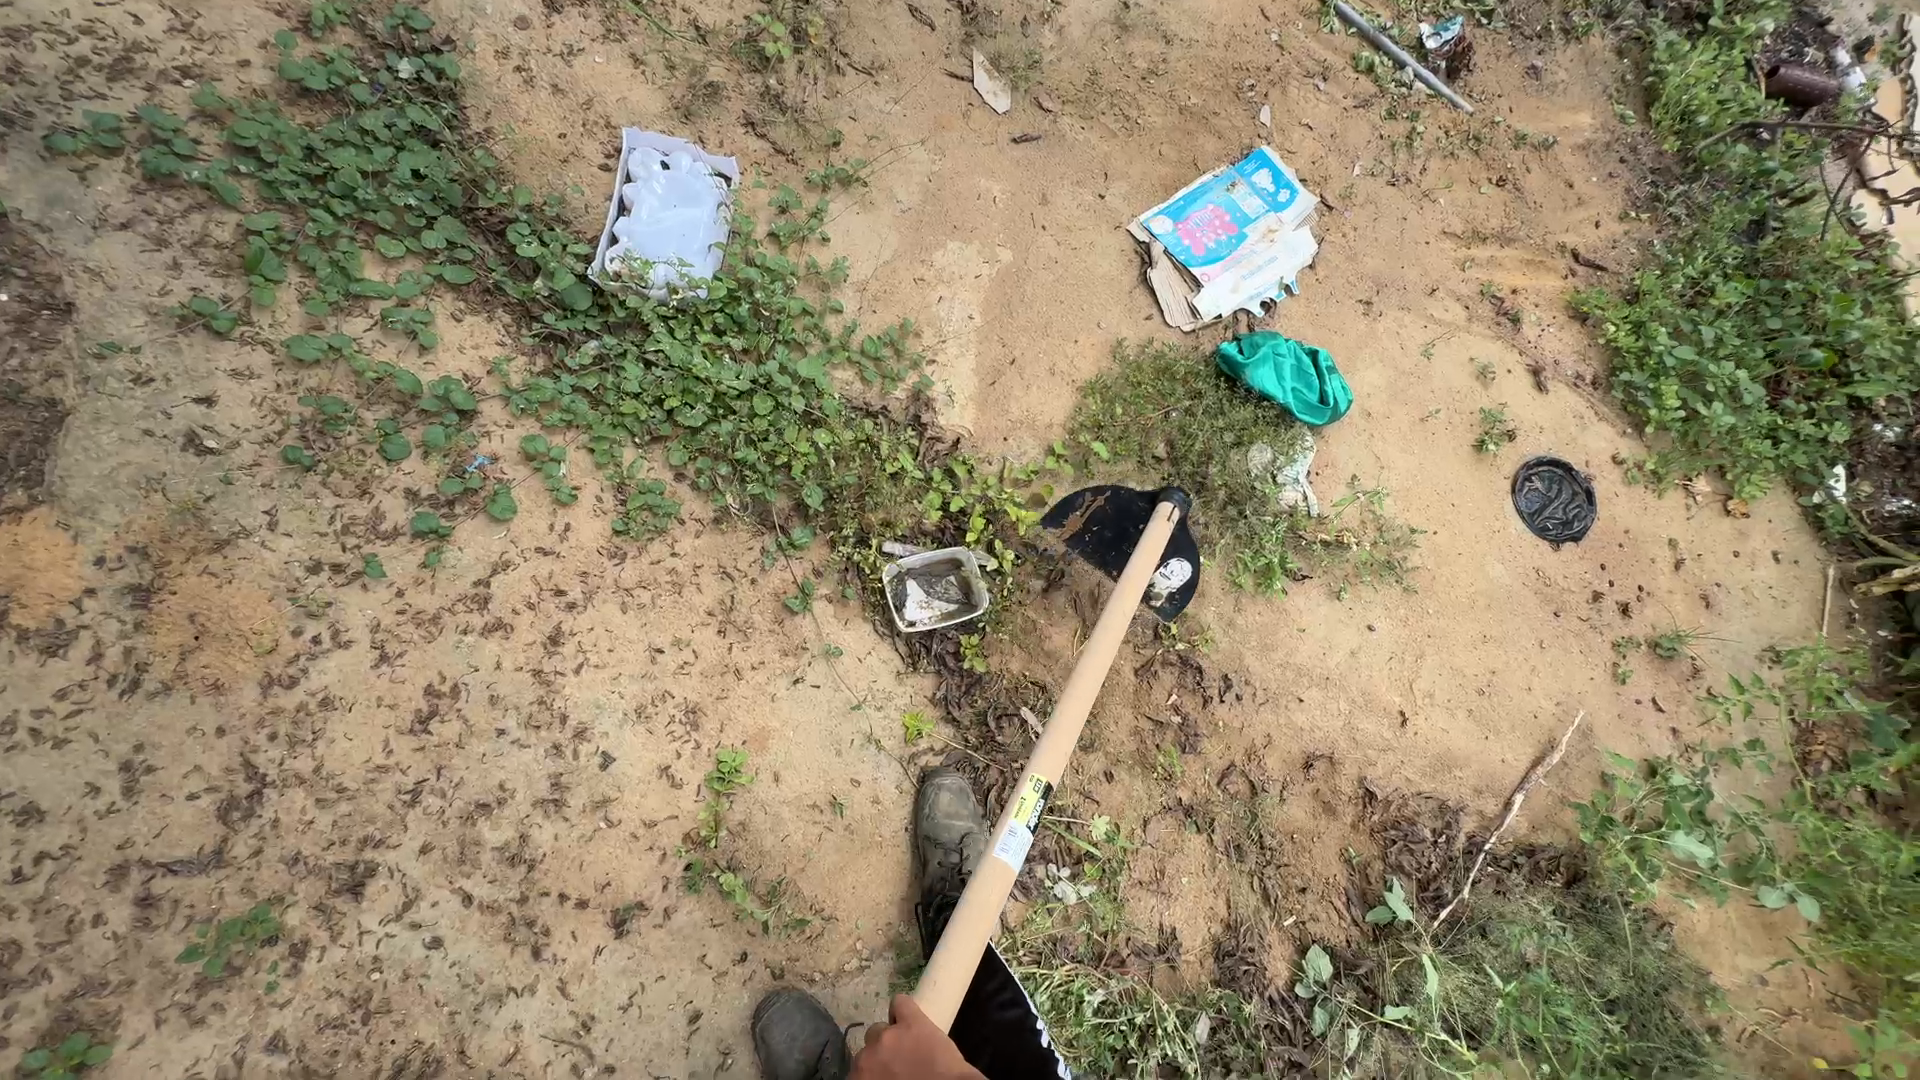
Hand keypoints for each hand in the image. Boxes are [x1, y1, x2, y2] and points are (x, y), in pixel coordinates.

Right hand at [849, 995, 985, 1079]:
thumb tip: (878, 1074)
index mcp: (860, 1079)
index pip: (854, 1073)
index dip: (871, 1074)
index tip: (881, 1076)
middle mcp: (866, 1058)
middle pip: (865, 1052)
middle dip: (879, 1058)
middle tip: (896, 1067)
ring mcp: (887, 1036)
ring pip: (878, 1030)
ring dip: (889, 1038)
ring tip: (907, 1047)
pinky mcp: (910, 1020)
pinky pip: (899, 1003)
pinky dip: (902, 1010)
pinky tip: (910, 1021)